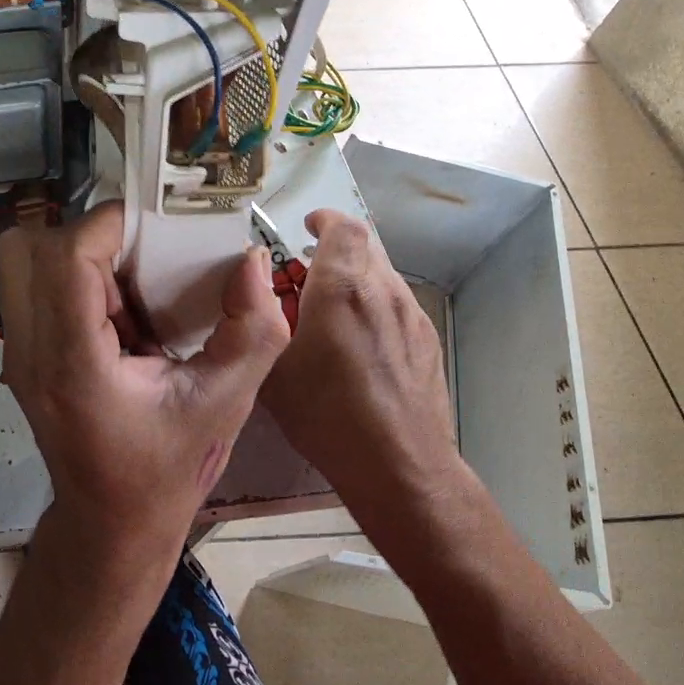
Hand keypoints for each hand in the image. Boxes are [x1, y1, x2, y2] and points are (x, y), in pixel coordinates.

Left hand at [0, 204, 291, 552]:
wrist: (110, 522)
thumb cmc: (166, 470)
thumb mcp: (225, 404)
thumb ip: (252, 332)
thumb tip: (253, 259)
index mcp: (74, 366)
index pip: (66, 260)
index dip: (110, 226)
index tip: (158, 229)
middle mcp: (29, 352)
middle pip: (27, 249)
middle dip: (87, 235)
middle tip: (138, 257)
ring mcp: (15, 353)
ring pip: (19, 260)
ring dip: (74, 252)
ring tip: (126, 283)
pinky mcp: (18, 352)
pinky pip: (28, 283)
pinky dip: (68, 274)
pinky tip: (113, 309)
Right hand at [262, 209, 457, 518]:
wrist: (399, 465)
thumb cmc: (326, 413)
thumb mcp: (273, 367)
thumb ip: (263, 321)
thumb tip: (256, 292)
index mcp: (341, 288)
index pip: (343, 226)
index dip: (324, 219)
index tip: (305, 227)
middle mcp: (382, 291)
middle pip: (365, 246)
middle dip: (334, 249)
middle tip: (306, 272)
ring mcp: (412, 317)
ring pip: (382, 276)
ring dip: (354, 279)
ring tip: (328, 312)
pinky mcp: (427, 342)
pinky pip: (394, 305)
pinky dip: (371, 306)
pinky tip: (356, 346)